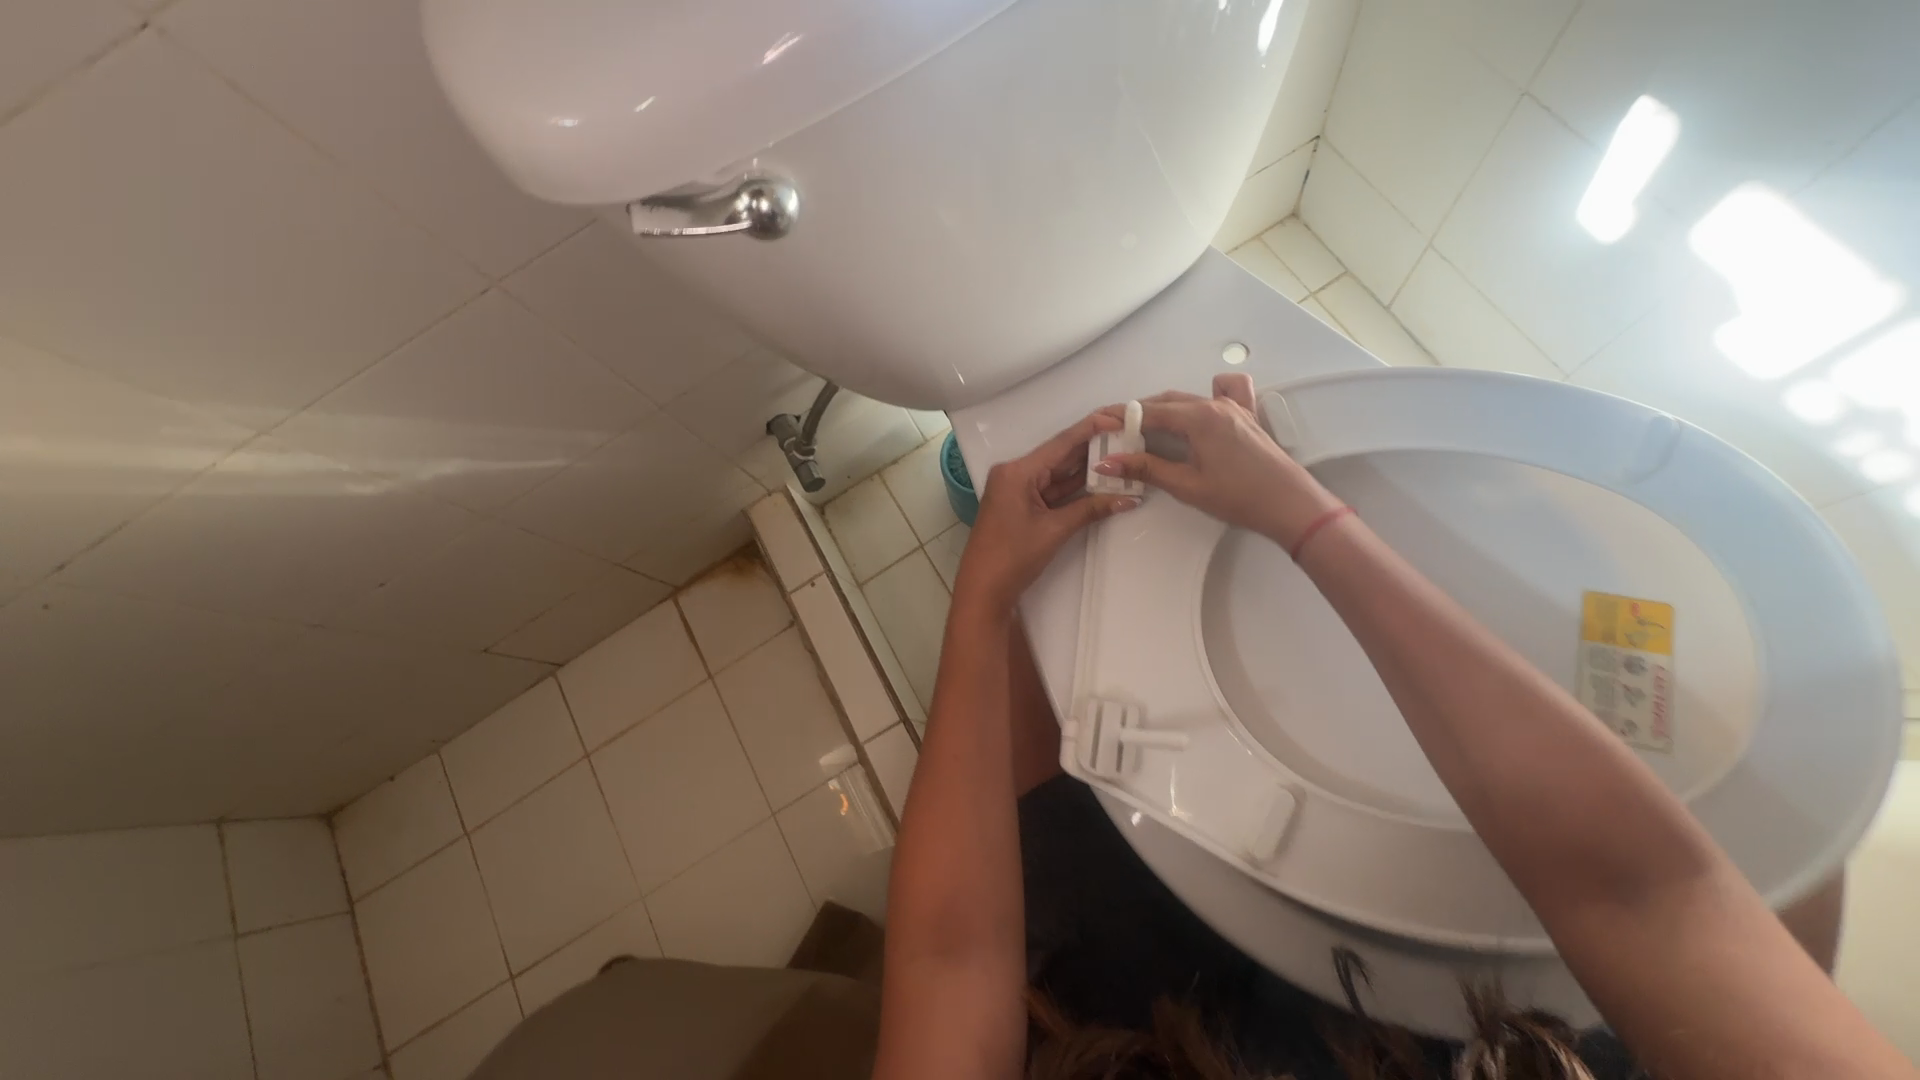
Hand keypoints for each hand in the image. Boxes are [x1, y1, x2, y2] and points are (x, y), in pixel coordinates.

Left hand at [953, 411, 1141, 614]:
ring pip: (1057, 473)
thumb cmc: (1012, 557)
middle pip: (1059, 456)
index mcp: (1017, 472)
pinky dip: (1074, 488)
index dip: (1091, 429)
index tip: (1118, 417)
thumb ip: (1090, 509)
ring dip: (1086, 469)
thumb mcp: (1054, 530)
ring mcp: (1016, 490)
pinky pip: (1051, 490)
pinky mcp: (1021, 506)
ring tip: (1121, 455)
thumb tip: (1128, 498)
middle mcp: (1015, 474)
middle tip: (1127, 437)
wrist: (983, 591)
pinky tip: (1100, 481)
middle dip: (1093, 449)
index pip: (1060, 443)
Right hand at [1093, 373, 1342, 546]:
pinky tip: (1194, 413)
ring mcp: (1233, 408)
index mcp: (1198, 418)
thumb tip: (1108, 462)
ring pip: (1187, 400)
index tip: (1099, 425)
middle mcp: (1214, 404)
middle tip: (1115, 431)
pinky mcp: (1245, 417)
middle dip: (1138, 414)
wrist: (1289, 504)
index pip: (1149, 412)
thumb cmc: (1239, 497)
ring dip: (1162, 410)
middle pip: (1166, 402)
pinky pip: (1218, 395)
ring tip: (1143, 429)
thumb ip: (1147, 469)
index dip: (1121, 418)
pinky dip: (1198, 400)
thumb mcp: (1187, 485)